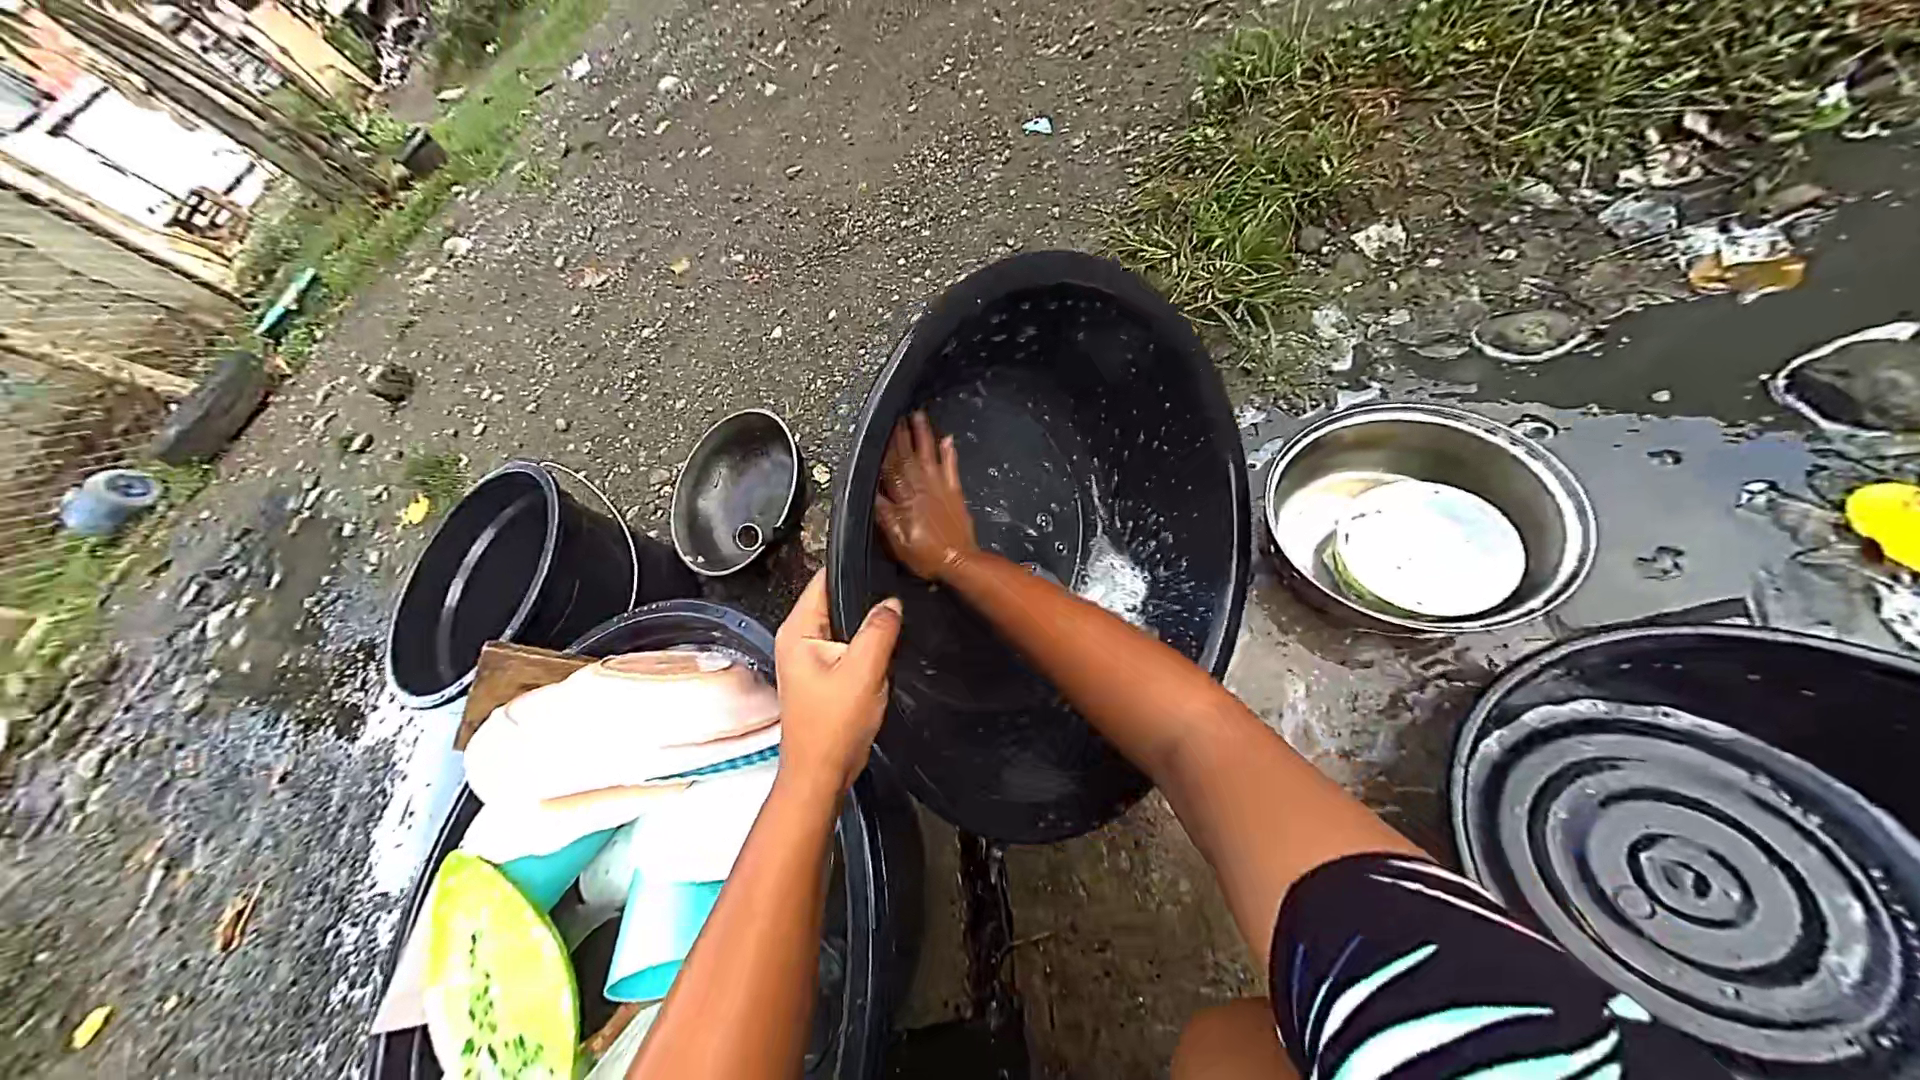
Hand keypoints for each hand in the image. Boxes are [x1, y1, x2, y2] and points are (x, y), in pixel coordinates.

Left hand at [774, 570, 902, 789]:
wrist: (823, 773)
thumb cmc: (832, 728)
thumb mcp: (863, 671)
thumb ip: (879, 630)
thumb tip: (891, 603)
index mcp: (797, 630)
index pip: (823, 581)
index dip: (852, 569)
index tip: (883, 561)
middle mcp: (798, 638)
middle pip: (836, 601)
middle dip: (865, 598)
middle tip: (898, 592)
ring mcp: (810, 656)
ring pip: (845, 624)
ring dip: (867, 624)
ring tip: (895, 618)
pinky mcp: (824, 672)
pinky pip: (848, 644)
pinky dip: (866, 645)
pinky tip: (885, 648)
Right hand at [875, 411, 978, 581]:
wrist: (959, 562)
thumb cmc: (926, 556)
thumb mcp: (896, 540)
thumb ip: (883, 514)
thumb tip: (870, 493)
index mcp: (906, 499)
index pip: (891, 468)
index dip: (885, 447)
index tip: (882, 428)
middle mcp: (923, 488)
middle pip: (909, 456)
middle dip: (903, 434)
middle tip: (899, 413)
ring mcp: (940, 489)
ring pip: (929, 455)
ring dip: (924, 435)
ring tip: (919, 416)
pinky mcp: (955, 494)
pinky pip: (951, 468)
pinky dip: (949, 453)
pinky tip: (947, 439)